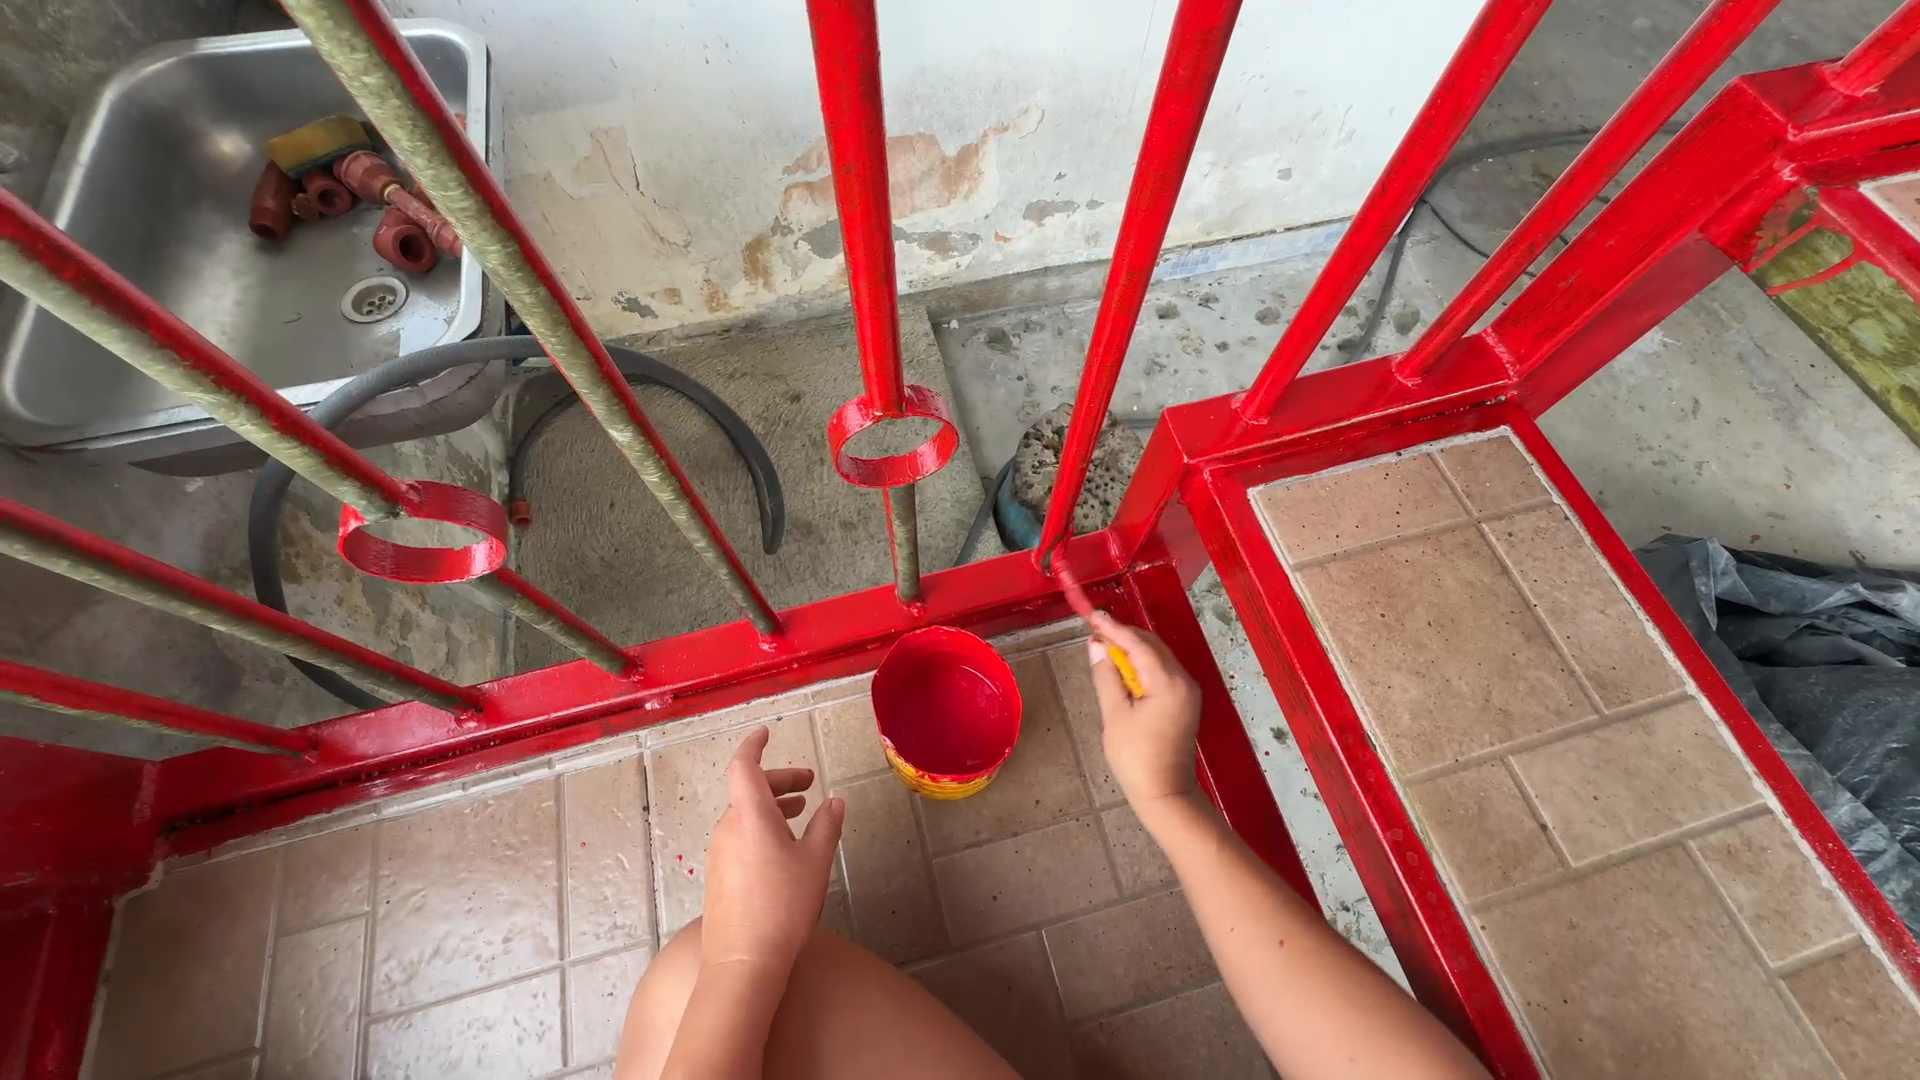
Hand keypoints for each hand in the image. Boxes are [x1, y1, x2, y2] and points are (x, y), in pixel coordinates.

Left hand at [700, 726, 844, 971]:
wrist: (743, 963)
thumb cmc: (783, 904)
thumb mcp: (816, 861)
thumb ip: (826, 826)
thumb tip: (834, 803)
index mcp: (749, 815)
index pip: (743, 766)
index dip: (753, 745)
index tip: (766, 732)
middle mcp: (728, 828)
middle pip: (748, 790)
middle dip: (779, 780)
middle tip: (808, 782)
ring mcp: (719, 853)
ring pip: (745, 814)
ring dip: (772, 805)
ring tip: (800, 812)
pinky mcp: (719, 876)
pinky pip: (740, 836)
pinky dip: (762, 828)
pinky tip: (784, 848)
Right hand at [1087, 612, 1201, 806]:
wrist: (1166, 793)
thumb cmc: (1136, 758)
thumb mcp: (1114, 715)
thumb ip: (1106, 676)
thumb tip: (1096, 646)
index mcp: (1168, 682)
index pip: (1138, 644)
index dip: (1113, 628)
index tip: (1093, 616)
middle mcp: (1184, 680)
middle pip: (1152, 645)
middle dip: (1123, 635)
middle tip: (1095, 630)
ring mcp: (1187, 691)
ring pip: (1158, 657)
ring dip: (1132, 649)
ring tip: (1104, 646)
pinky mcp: (1184, 701)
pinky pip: (1162, 671)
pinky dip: (1142, 664)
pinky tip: (1123, 668)